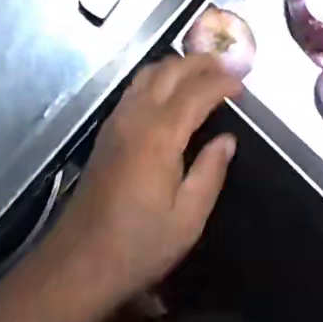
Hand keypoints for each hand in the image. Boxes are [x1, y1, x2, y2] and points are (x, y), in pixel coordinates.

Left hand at [0, 54, 239, 321]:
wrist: (81, 258)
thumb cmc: (139, 244)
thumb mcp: (188, 219)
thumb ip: (210, 173)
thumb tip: (227, 140)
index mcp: (160, 135)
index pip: (196, 91)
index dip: (221, 82)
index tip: (241, 84)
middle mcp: (137, 115)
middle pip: (170, 69)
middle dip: (201, 63)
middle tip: (226, 70)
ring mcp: (118, 118)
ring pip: (149, 72)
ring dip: (178, 65)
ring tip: (203, 75)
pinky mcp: (108, 127)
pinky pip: (136, 86)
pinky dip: (159, 77)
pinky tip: (172, 92)